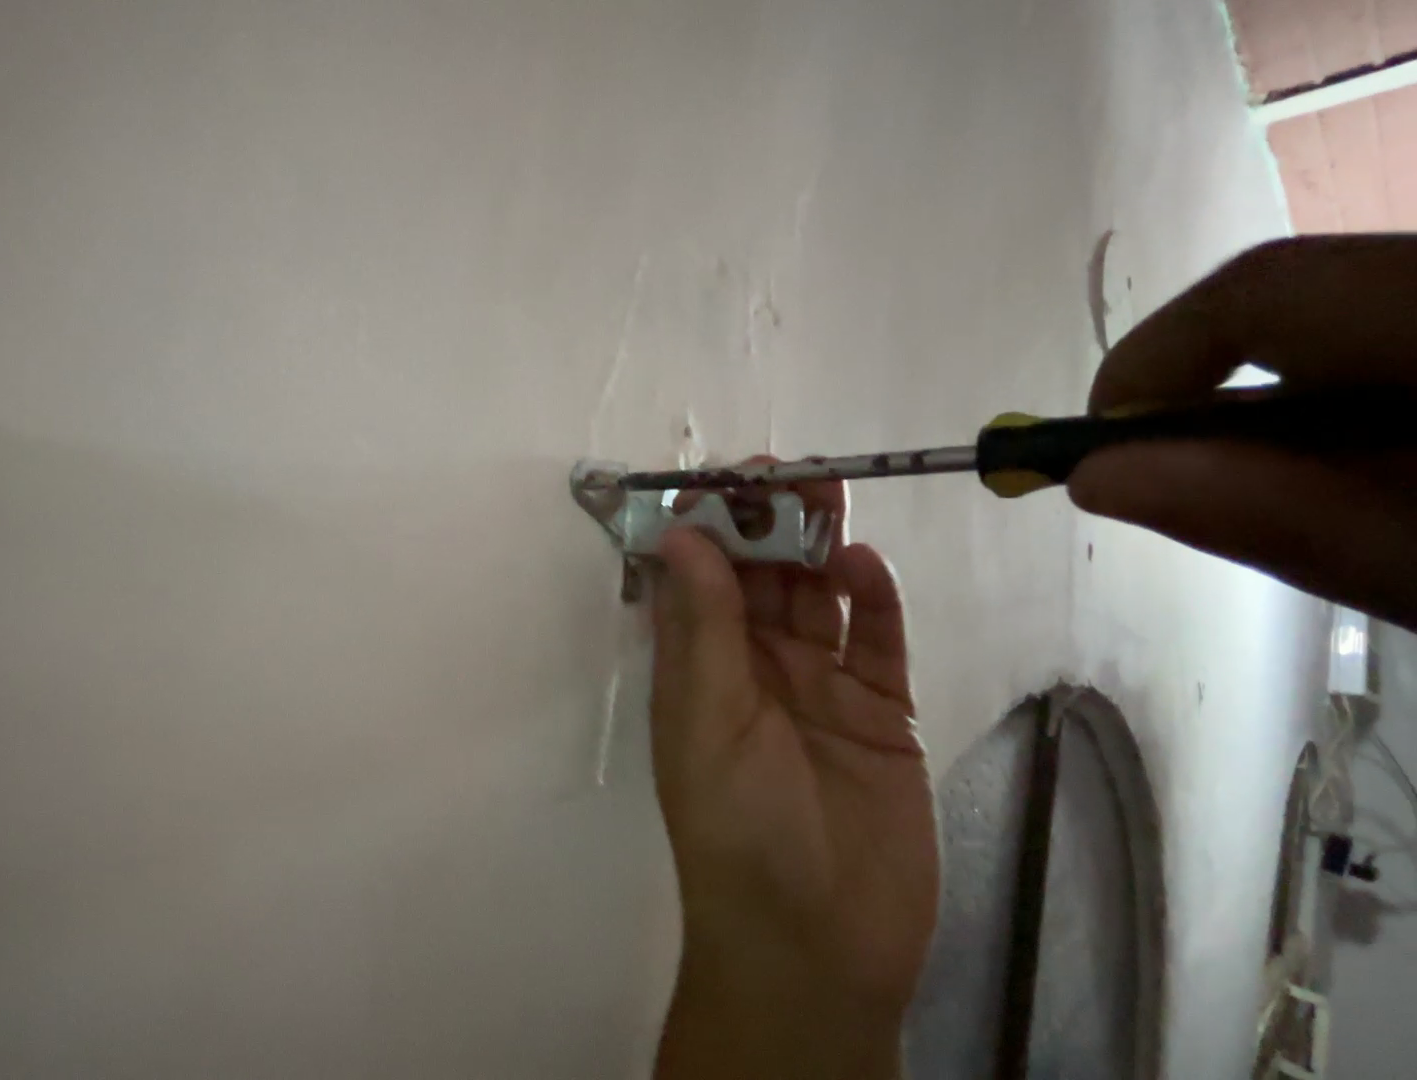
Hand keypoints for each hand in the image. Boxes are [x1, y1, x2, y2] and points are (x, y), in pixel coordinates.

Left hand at [650, 462, 936, 1079]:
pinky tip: (864, 565)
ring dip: (818, 547)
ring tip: (827, 495)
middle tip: (787, 472)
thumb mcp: (708, 719)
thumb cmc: (740, 830)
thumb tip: (680, 535)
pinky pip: (877, 642)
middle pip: (760, 579)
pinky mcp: (881, 713)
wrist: (816, 942)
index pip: (698, 580)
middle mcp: (755, 669)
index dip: (707, 527)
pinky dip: (873, 601)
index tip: (723, 477)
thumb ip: (703, 628)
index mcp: (699, 670)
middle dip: (768, 524)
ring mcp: (820, 688)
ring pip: (817, 598)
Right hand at [1069, 234, 1416, 629]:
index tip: (1106, 446)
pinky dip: (1341, 396)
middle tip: (1186, 475)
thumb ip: (1268, 515)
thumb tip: (1096, 476)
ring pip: (1343, 318)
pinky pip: (1378, 332)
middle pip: (1297, 300)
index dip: (1153, 363)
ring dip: (1280, 399)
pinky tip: (1367, 463)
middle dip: (1209, 386)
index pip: (1262, 293)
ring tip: (1286, 484)